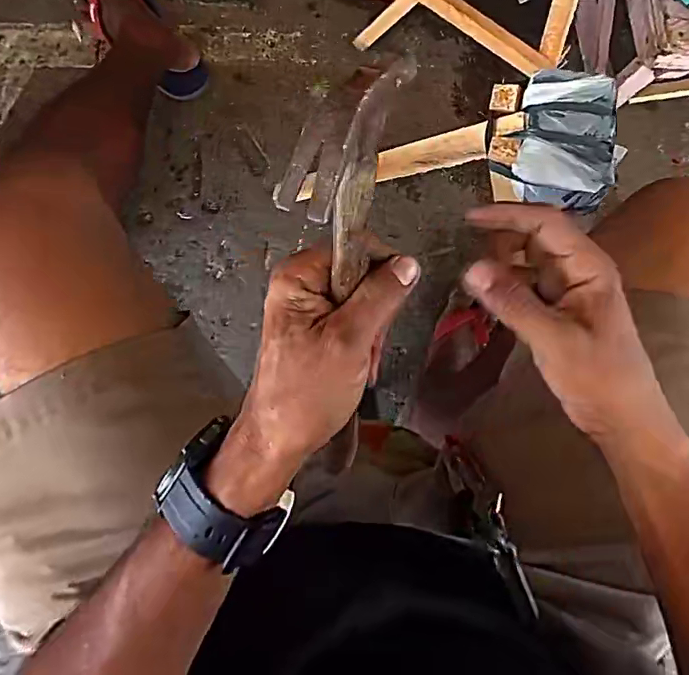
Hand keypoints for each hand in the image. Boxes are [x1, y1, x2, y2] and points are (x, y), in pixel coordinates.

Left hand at [208, 245, 418, 514]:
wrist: (280, 441)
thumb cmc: (304, 395)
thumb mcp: (350, 340)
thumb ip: (381, 296)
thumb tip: (407, 264)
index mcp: (297, 275)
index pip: (354, 247)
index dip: (381, 270)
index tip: (389, 303)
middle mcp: (299, 283)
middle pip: (361, 272)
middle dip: (376, 308)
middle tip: (368, 342)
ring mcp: (307, 305)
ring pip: (362, 297)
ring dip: (372, 329)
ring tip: (362, 358)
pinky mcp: (316, 325)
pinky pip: (354, 317)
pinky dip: (364, 339)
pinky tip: (358, 362)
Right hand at [460, 204, 679, 452]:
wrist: (626, 423)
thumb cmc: (600, 379)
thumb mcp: (554, 340)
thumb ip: (512, 302)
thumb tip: (470, 268)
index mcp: (590, 265)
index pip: (546, 222)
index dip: (508, 214)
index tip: (469, 218)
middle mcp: (580, 268)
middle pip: (536, 234)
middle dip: (500, 235)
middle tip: (464, 246)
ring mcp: (570, 286)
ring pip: (529, 256)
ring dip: (500, 258)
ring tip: (469, 269)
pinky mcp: (559, 306)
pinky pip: (527, 281)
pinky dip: (505, 281)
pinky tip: (484, 292)